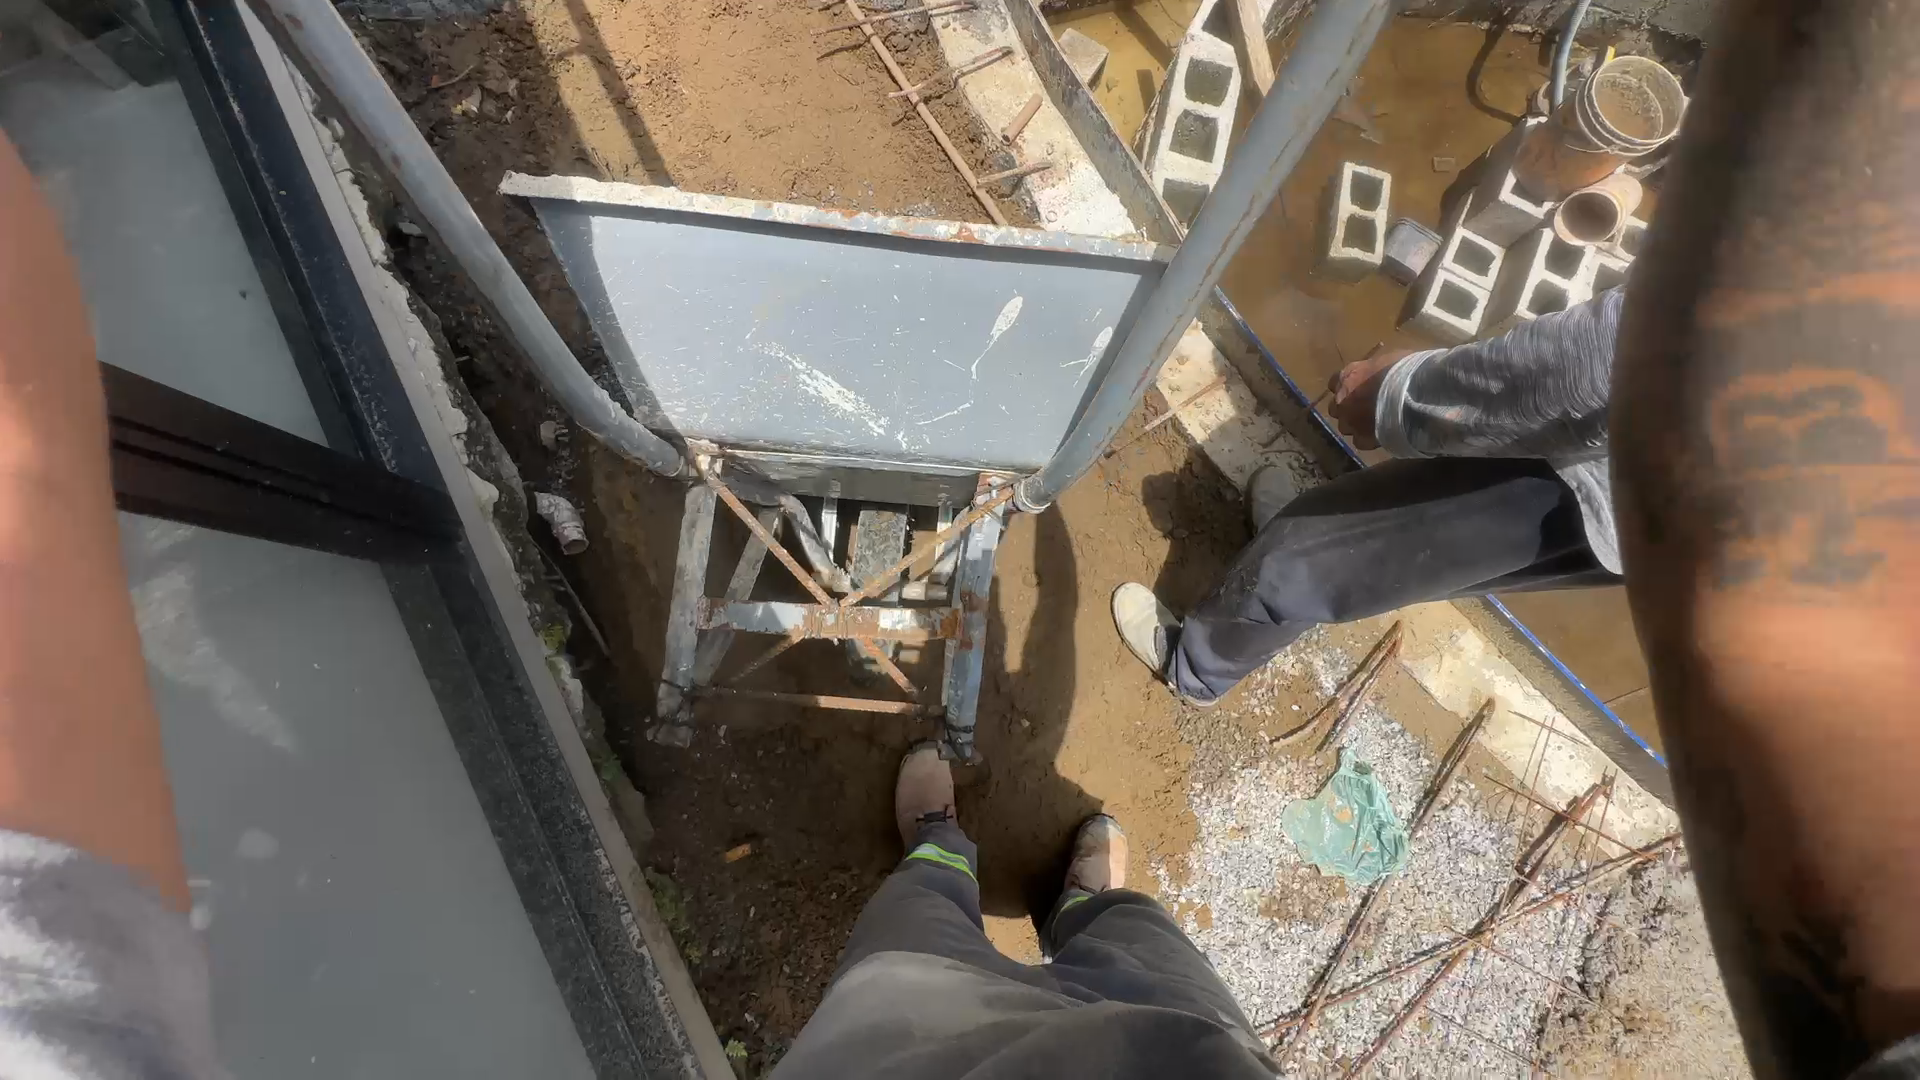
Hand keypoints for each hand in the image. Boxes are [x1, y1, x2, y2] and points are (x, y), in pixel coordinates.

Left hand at [1325, 345, 1410, 450]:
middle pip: (1337, 407)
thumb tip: (1377, 372)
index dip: (1347, 386)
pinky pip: (1360, 441)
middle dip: (1348, 408)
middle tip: (1365, 407)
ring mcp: (1349, 422)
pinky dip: (1368, 439)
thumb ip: (1373, 370)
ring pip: (1345, 426)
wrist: (1415, 394)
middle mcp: (1341, 400)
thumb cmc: (1404, 370)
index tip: (1357, 388)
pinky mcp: (1361, 438)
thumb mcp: (1386, 360)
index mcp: (1346, 377)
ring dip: (1356, 425)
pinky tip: (1381, 434)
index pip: (1334, 382)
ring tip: (1375, 423)